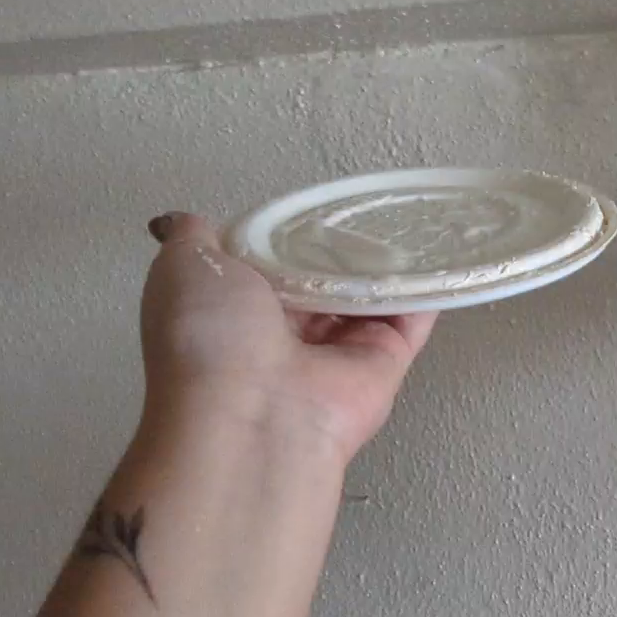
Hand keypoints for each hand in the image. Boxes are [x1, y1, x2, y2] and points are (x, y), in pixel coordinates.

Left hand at [138, 212, 434, 464]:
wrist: (260, 409)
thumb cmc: (212, 336)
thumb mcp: (184, 268)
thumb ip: (192, 239)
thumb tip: (177, 220)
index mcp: (239, 310)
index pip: (270, 265)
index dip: (286, 235)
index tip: (308, 207)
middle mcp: (290, 332)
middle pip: (326, 280)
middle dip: (343, 247)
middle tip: (366, 208)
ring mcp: (342, 349)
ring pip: (371, 296)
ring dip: (388, 264)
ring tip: (410, 220)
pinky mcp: (387, 359)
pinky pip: (412, 318)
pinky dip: (427, 289)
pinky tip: (439, 254)